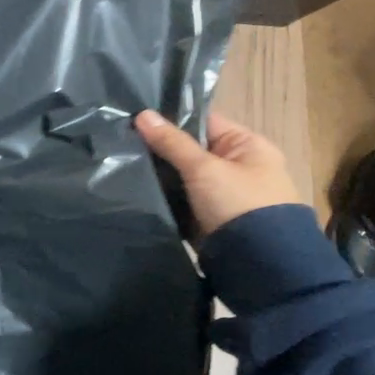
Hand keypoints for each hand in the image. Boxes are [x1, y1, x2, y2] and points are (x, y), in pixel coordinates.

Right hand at [135, 110, 300, 238]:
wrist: (255, 260)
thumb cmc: (238, 203)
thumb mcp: (204, 168)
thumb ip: (171, 142)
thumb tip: (142, 114)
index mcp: (247, 145)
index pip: (203, 121)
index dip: (170, 118)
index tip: (135, 118)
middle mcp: (236, 165)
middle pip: (189, 148)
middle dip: (159, 147)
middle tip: (121, 140)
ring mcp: (221, 191)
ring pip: (181, 174)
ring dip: (158, 172)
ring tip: (119, 162)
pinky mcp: (206, 213)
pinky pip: (179, 196)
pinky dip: (162, 193)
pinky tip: (134, 186)